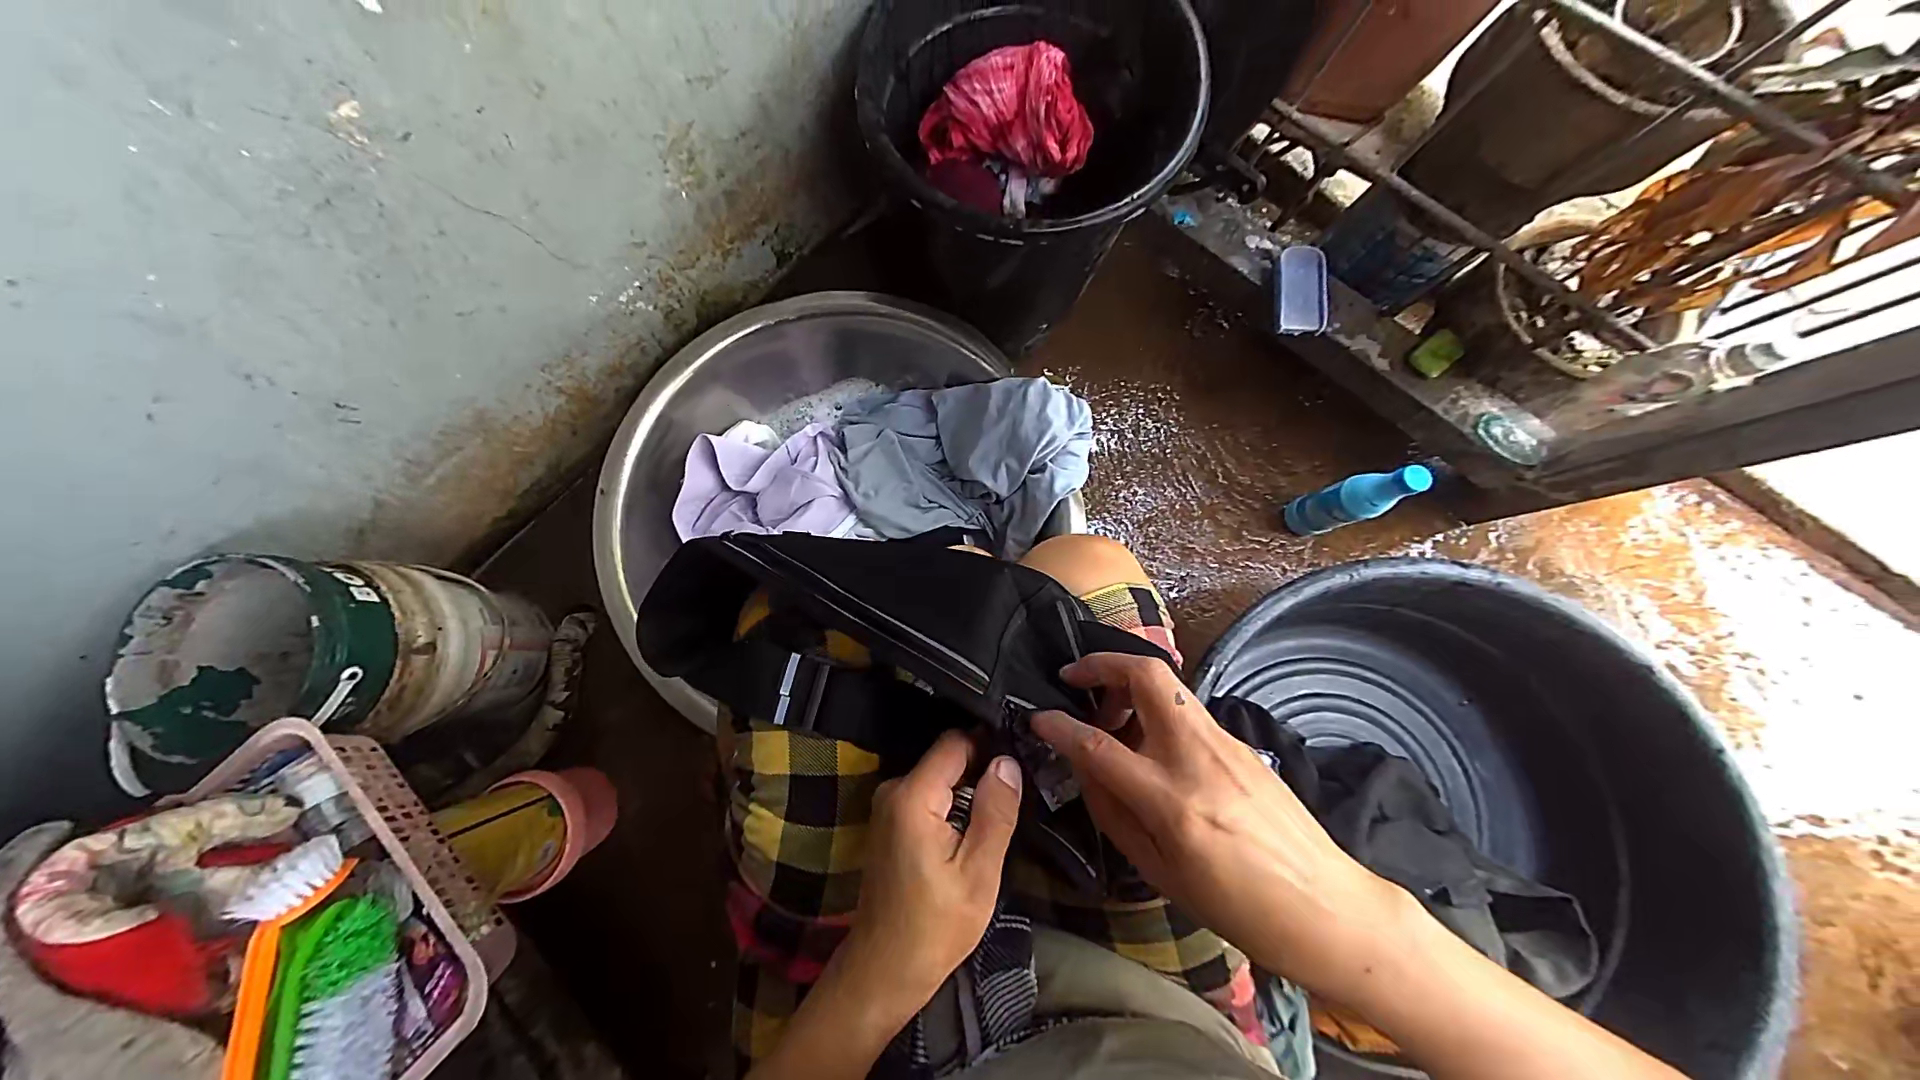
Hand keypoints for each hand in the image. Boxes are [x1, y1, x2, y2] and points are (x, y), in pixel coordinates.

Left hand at [840, 729, 1022, 1005]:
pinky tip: (971, 832)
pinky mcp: (890, 821)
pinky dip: (951, 806)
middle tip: (1013, 797)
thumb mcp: (978, 872)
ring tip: (997, 816)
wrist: (884, 969)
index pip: (955, 742)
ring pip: (939, 777)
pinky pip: (928, 795)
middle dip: (981, 771)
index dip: (989, 745)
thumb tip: (1008, 761)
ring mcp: (888, 805)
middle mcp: (894, 790)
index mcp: (913, 796)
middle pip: (946, 758)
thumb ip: (995, 812)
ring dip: (968, 792)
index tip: (1018, 762)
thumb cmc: (934, 927)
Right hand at [1031, 653, 1415, 1004]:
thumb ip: (1113, 811)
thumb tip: (1083, 767)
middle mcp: (1197, 755)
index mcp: (1171, 800)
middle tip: (1075, 677)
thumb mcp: (1158, 870)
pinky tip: (1150, 744)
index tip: (1038, 718)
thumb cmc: (1236, 906)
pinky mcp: (1241, 742)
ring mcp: (1225, 742)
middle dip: (1102, 663)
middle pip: (1145, 674)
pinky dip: (1155, 709)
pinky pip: (1187, 709)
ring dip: (1128, 684)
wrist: (1327, 907)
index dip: (1059, 726)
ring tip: (1111, 716)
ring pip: (1168, 683)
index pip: (1098, 745)